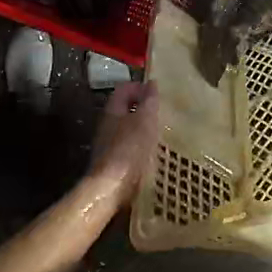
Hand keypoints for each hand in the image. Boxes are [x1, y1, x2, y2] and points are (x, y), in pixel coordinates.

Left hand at [84, 82, 159, 202]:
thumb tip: (151, 83)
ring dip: (144, 128)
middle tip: (164, 113)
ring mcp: (109, 145)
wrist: (111, 188)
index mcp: (113, 111)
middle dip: (144, 108)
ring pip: (128, 128)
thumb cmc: (129, 150)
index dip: (140, 87)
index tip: (158, 94)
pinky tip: (154, 153)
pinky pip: (130, 147)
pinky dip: (142, 146)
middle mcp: (107, 125)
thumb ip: (149, 101)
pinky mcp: (114, 162)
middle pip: (126, 109)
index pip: (124, 89)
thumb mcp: (145, 121)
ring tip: (163, 133)